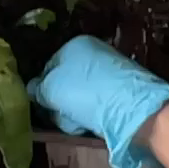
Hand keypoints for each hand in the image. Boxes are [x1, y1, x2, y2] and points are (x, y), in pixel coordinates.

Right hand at [25, 35, 168, 167]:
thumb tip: (31, 89)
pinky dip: (94, 112)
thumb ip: (37, 88)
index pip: (48, 67)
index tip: (45, 105)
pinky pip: (99, 100)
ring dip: (76, 110)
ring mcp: (112, 69)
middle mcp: (95, 51)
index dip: (43, 88)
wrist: (137, 111)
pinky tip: (96, 123)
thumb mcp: (51, 90)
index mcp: (75, 44)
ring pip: (81, 93)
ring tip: (80, 122)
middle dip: (61, 100)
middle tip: (62, 115)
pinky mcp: (125, 88)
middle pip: (65, 80)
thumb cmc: (87, 93)